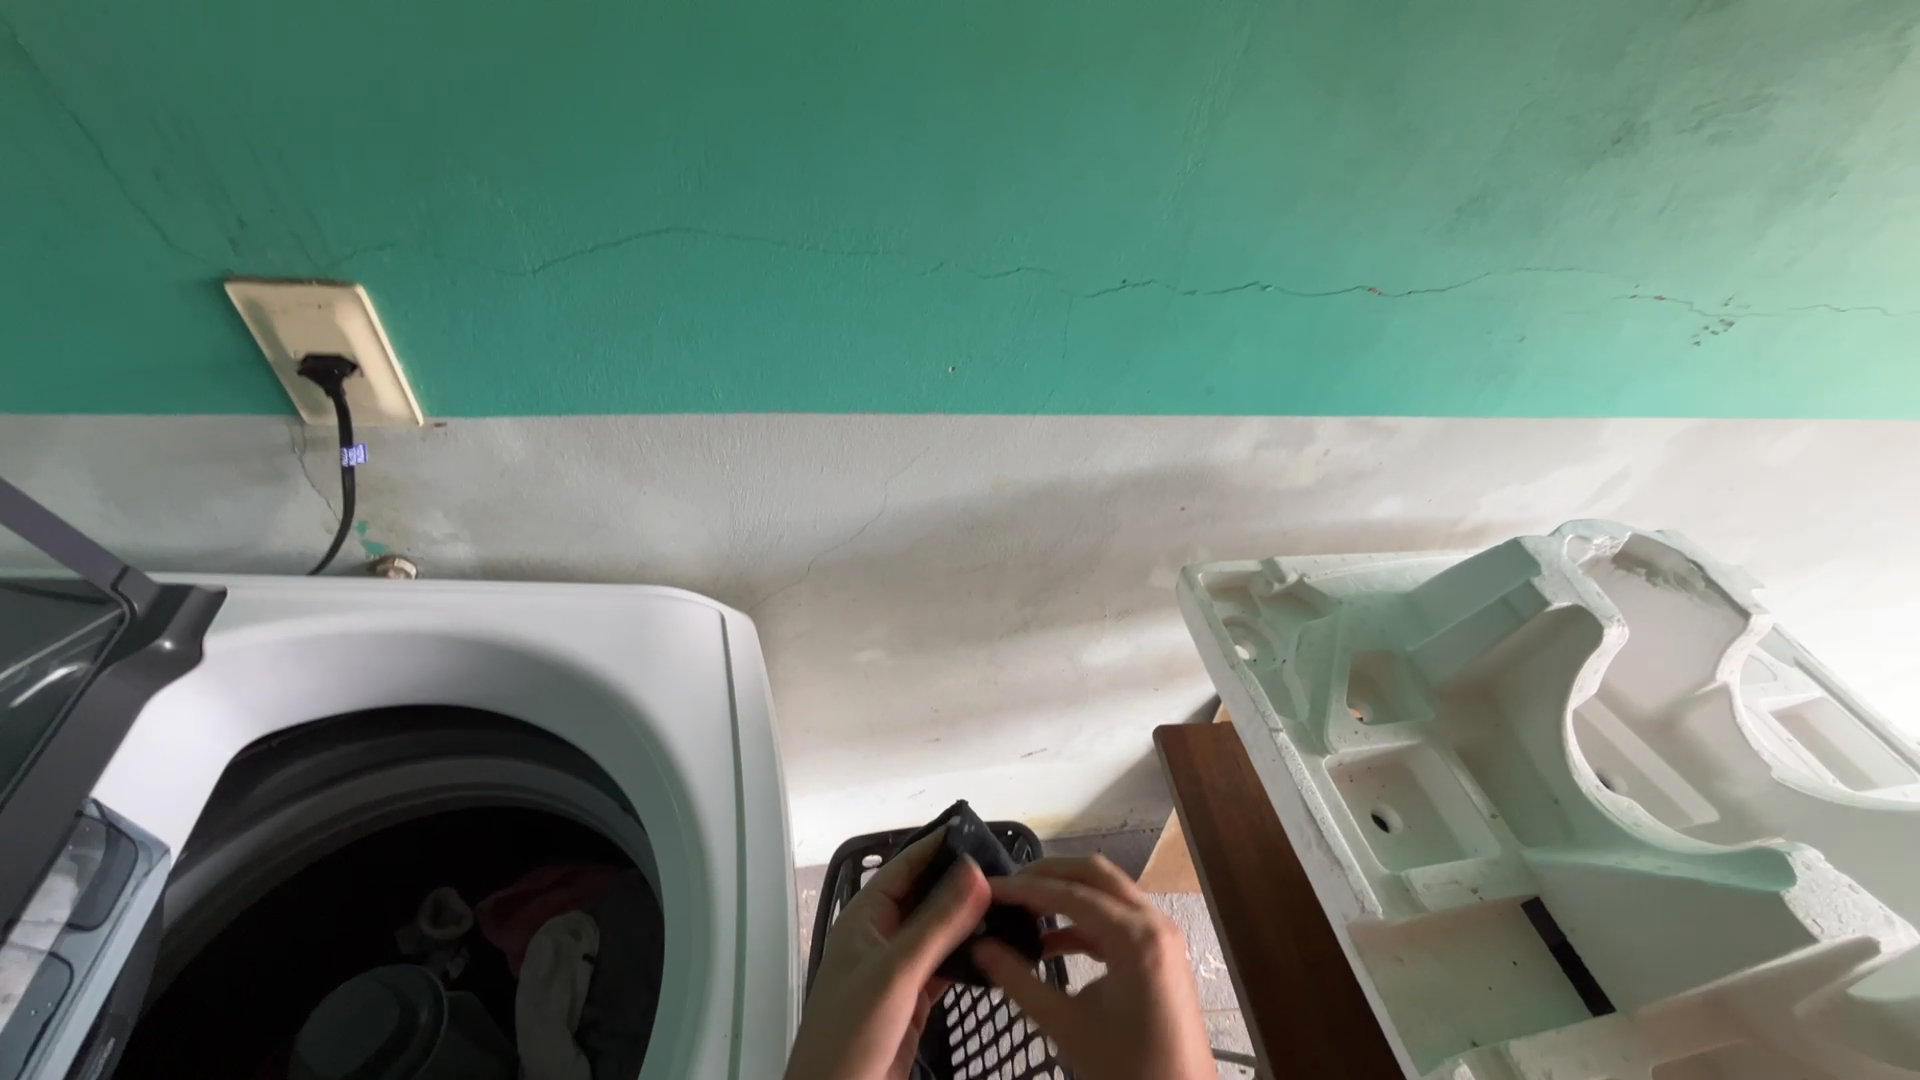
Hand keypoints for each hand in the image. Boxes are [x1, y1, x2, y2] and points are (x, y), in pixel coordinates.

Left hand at [786, 832, 990, 1079]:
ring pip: (938, 932)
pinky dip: (969, 957)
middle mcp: (881, 936)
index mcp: (866, 917)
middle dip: (960, 884)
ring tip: (1011, 905)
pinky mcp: (912, 999)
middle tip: (1008, 872)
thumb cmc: (852, 1032)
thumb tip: (976, 870)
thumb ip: (938, 922)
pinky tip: (996, 949)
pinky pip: (945, 966)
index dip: (939, 846)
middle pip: (925, 897)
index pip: (905, 867)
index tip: (979, 831)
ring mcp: (897, 969)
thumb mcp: (897, 972)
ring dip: (968, 921)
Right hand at [972, 856, 1214, 1079]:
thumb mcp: (1066, 1026)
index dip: (1025, 888)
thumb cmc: (1127, 1069)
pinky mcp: (1158, 951)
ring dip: (1065, 893)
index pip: (1070, 893)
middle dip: (1048, 875)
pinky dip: (1082, 920)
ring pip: (1106, 891)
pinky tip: (1048, 942)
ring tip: (1023, 907)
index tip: (988, 889)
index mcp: (1135, 937)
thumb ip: (1019, 981)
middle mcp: (1153, 922)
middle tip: (1008, 887)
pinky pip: (1115, 918)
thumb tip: (979, 947)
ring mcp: (1160, 934)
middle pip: (1093, 874)